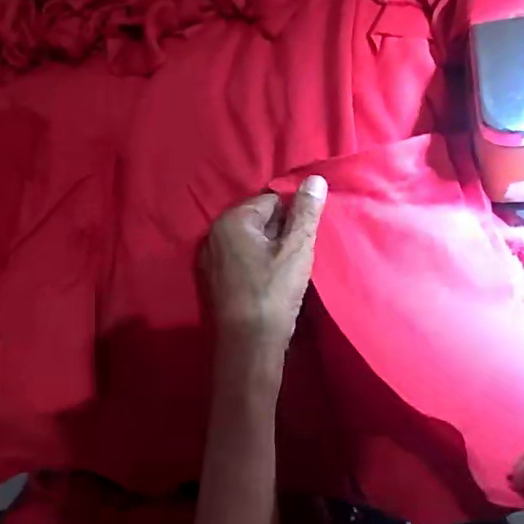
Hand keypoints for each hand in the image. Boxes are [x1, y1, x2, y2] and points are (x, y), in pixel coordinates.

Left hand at [201, 177, 327, 351]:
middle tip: (297, 257)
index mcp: (231, 221)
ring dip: (268, 251)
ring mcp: (209, 259)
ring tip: (286, 273)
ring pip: (248, 243)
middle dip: (279, 233)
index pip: (270, 201)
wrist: (247, 345)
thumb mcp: (296, 250)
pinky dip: (255, 267)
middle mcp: (213, 234)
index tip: (304, 239)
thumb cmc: (273, 293)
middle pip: (257, 221)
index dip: (292, 217)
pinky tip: (270, 285)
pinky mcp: (212, 281)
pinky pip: (239, 261)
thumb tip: (314, 179)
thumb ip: (305, 213)